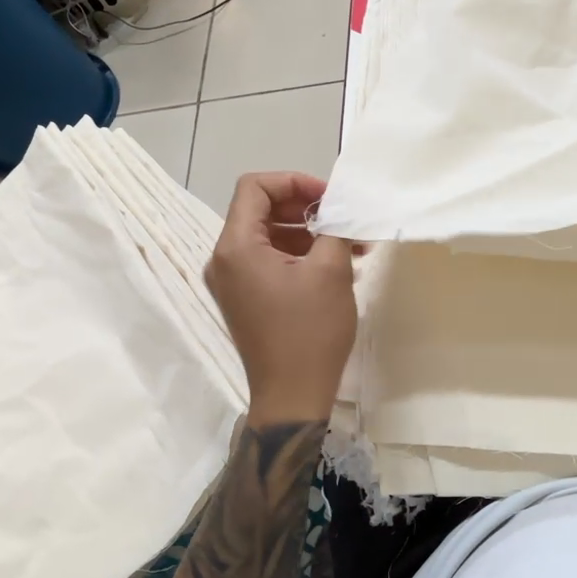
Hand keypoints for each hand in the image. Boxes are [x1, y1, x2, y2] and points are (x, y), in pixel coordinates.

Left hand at [205, 173, 356, 426]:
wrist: (292, 396)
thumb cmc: (310, 331)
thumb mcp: (331, 271)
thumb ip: (333, 227)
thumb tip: (337, 209)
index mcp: (236, 246)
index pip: (255, 187)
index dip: (294, 181)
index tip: (330, 198)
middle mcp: (224, 260)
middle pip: (260, 210)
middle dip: (306, 209)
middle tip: (344, 221)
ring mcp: (231, 283)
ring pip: (268, 238)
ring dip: (308, 235)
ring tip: (352, 247)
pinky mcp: (244, 301)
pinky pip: (268, 262)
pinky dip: (299, 256)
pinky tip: (337, 269)